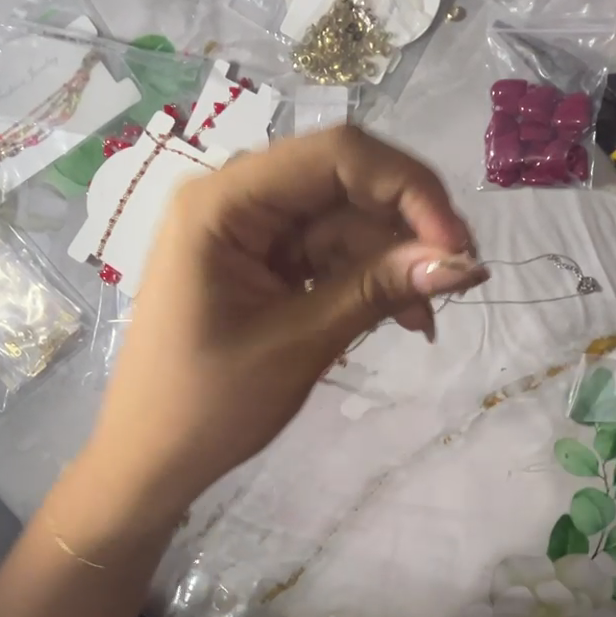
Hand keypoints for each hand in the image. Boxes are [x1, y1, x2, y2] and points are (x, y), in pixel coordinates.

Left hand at [86, 126, 487, 511]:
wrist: (152, 461)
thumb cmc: (208, 406)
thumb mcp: (300, 344)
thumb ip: (378, 291)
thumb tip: (463, 262)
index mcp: (223, 202)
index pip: (336, 155)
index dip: (409, 189)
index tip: (457, 248)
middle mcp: (234, 201)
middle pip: (343, 184)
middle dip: (405, 230)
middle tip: (455, 284)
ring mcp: (246, 235)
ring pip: (342, 224)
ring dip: (391, 265)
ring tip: (423, 323)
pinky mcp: (259, 268)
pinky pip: (326, 257)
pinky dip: (365, 284)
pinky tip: (398, 319)